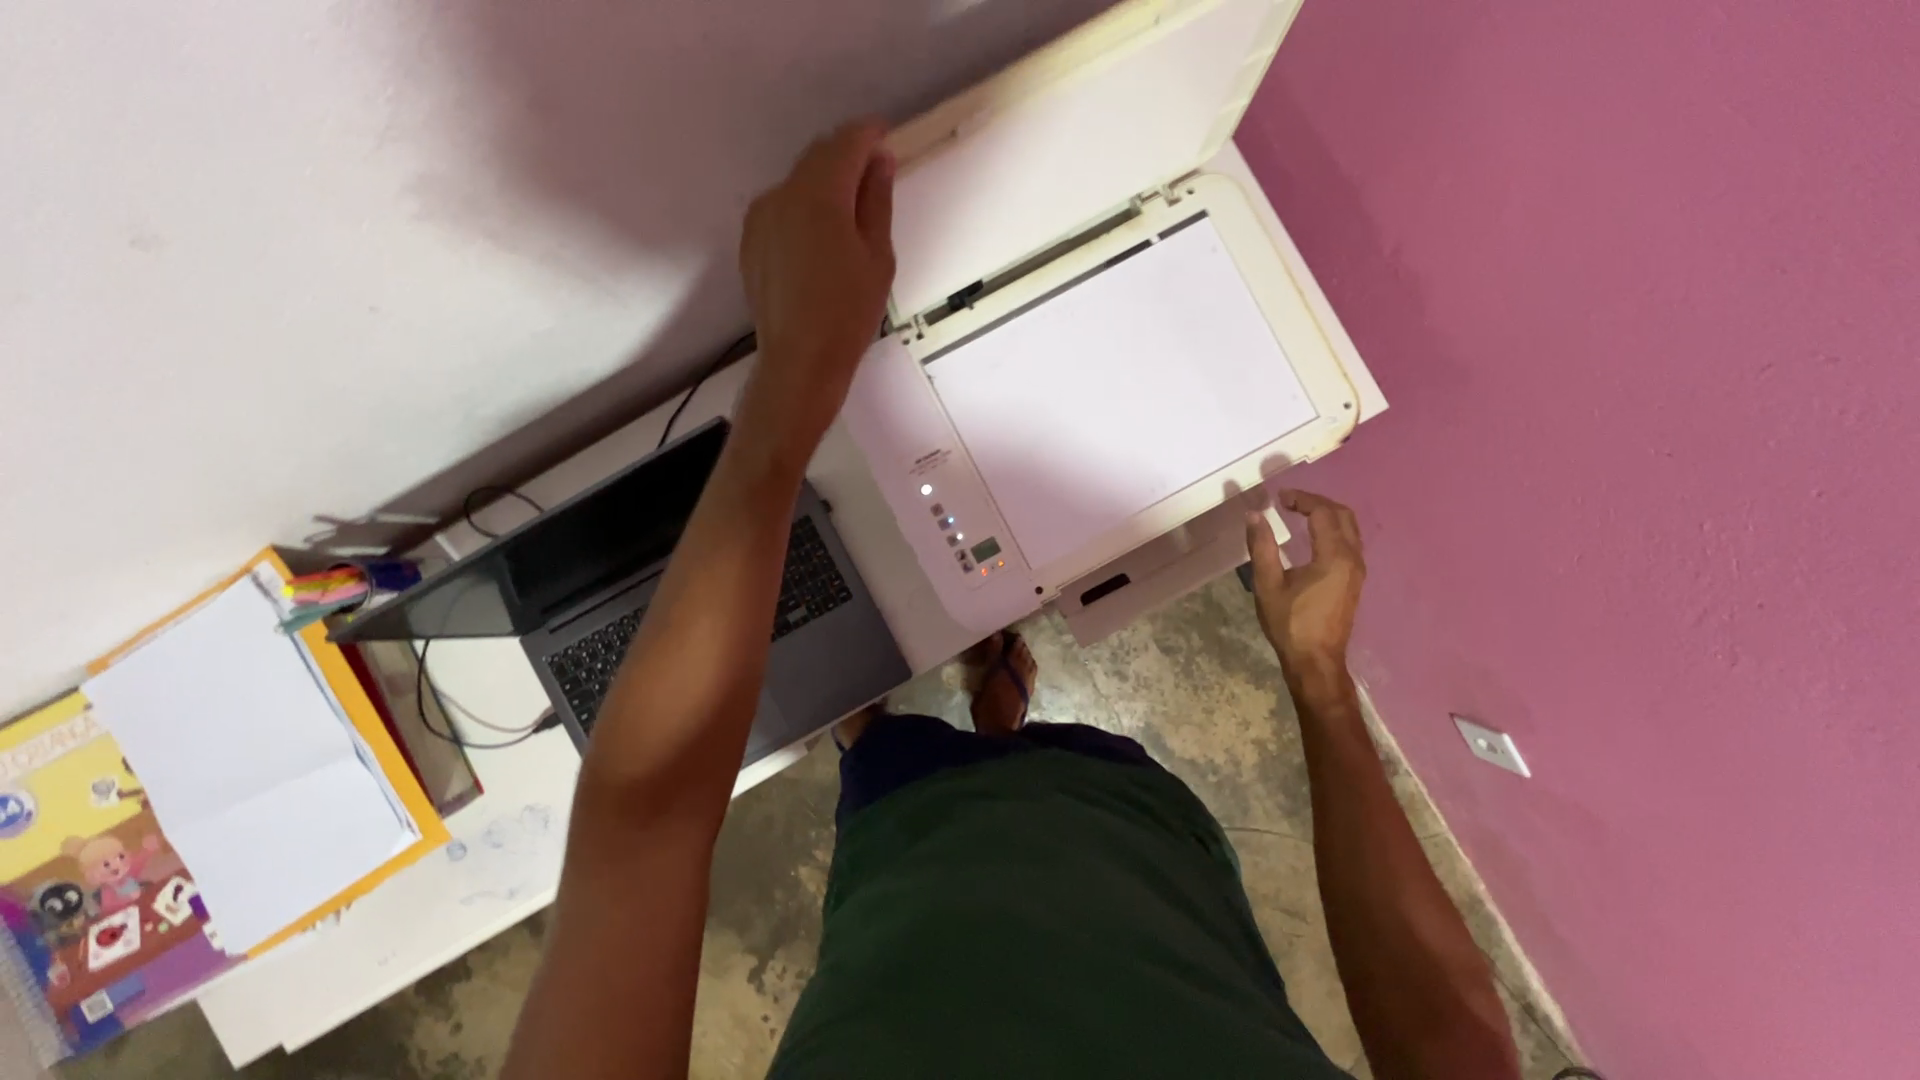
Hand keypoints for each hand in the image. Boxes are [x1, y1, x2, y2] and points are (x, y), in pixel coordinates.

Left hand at [736, 119, 895, 456]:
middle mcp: (783, 194)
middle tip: (874, 174)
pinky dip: (804, 206)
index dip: (869, 135)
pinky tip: (821, 237)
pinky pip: (782, 207)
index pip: (847, 143)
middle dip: (847, 156)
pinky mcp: (751, 239)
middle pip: (818, 156)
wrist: (800, 361)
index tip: (886, 137)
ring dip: (824, 182)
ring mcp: (761, 216)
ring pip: (798, 182)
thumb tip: (879, 163)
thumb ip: (876, 202)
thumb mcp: (877, 257)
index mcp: (820, 195)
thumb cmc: (849, 313)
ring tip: (849, 211)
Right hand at [1245, 489, 1365, 676]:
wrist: (1316, 661)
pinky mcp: (1355, 581)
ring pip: (1350, 528)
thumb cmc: (1290, 624)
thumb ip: (1262, 547)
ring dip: (1326, 515)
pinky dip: (1332, 529)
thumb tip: (1254, 515)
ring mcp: (1357, 570)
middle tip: (1290, 501)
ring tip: (1299, 514)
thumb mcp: (1268, 585)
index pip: (1322, 512)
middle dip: (1317, 502)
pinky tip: (1311, 537)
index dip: (1301, 499)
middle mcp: (1352, 558)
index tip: (1278, 498)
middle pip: (1343, 515)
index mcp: (1334, 556)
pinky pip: (1349, 542)